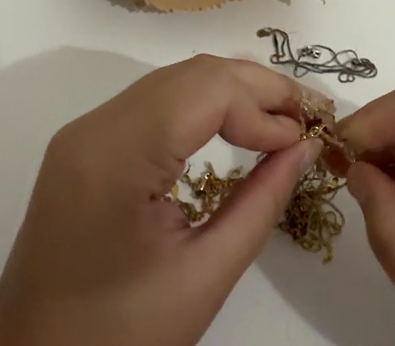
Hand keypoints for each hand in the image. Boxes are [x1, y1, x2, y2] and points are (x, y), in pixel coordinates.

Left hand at [0, 55, 319, 345]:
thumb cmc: (118, 337)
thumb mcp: (203, 276)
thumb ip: (260, 202)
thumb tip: (304, 146)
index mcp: (115, 156)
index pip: (206, 89)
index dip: (263, 106)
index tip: (304, 140)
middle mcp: (93, 127)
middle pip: (191, 74)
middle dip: (257, 87)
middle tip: (310, 115)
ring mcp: (84, 133)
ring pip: (174, 81)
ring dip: (233, 92)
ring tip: (284, 119)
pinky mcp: (85, 148)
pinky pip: (154, 104)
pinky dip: (203, 106)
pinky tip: (236, 128)